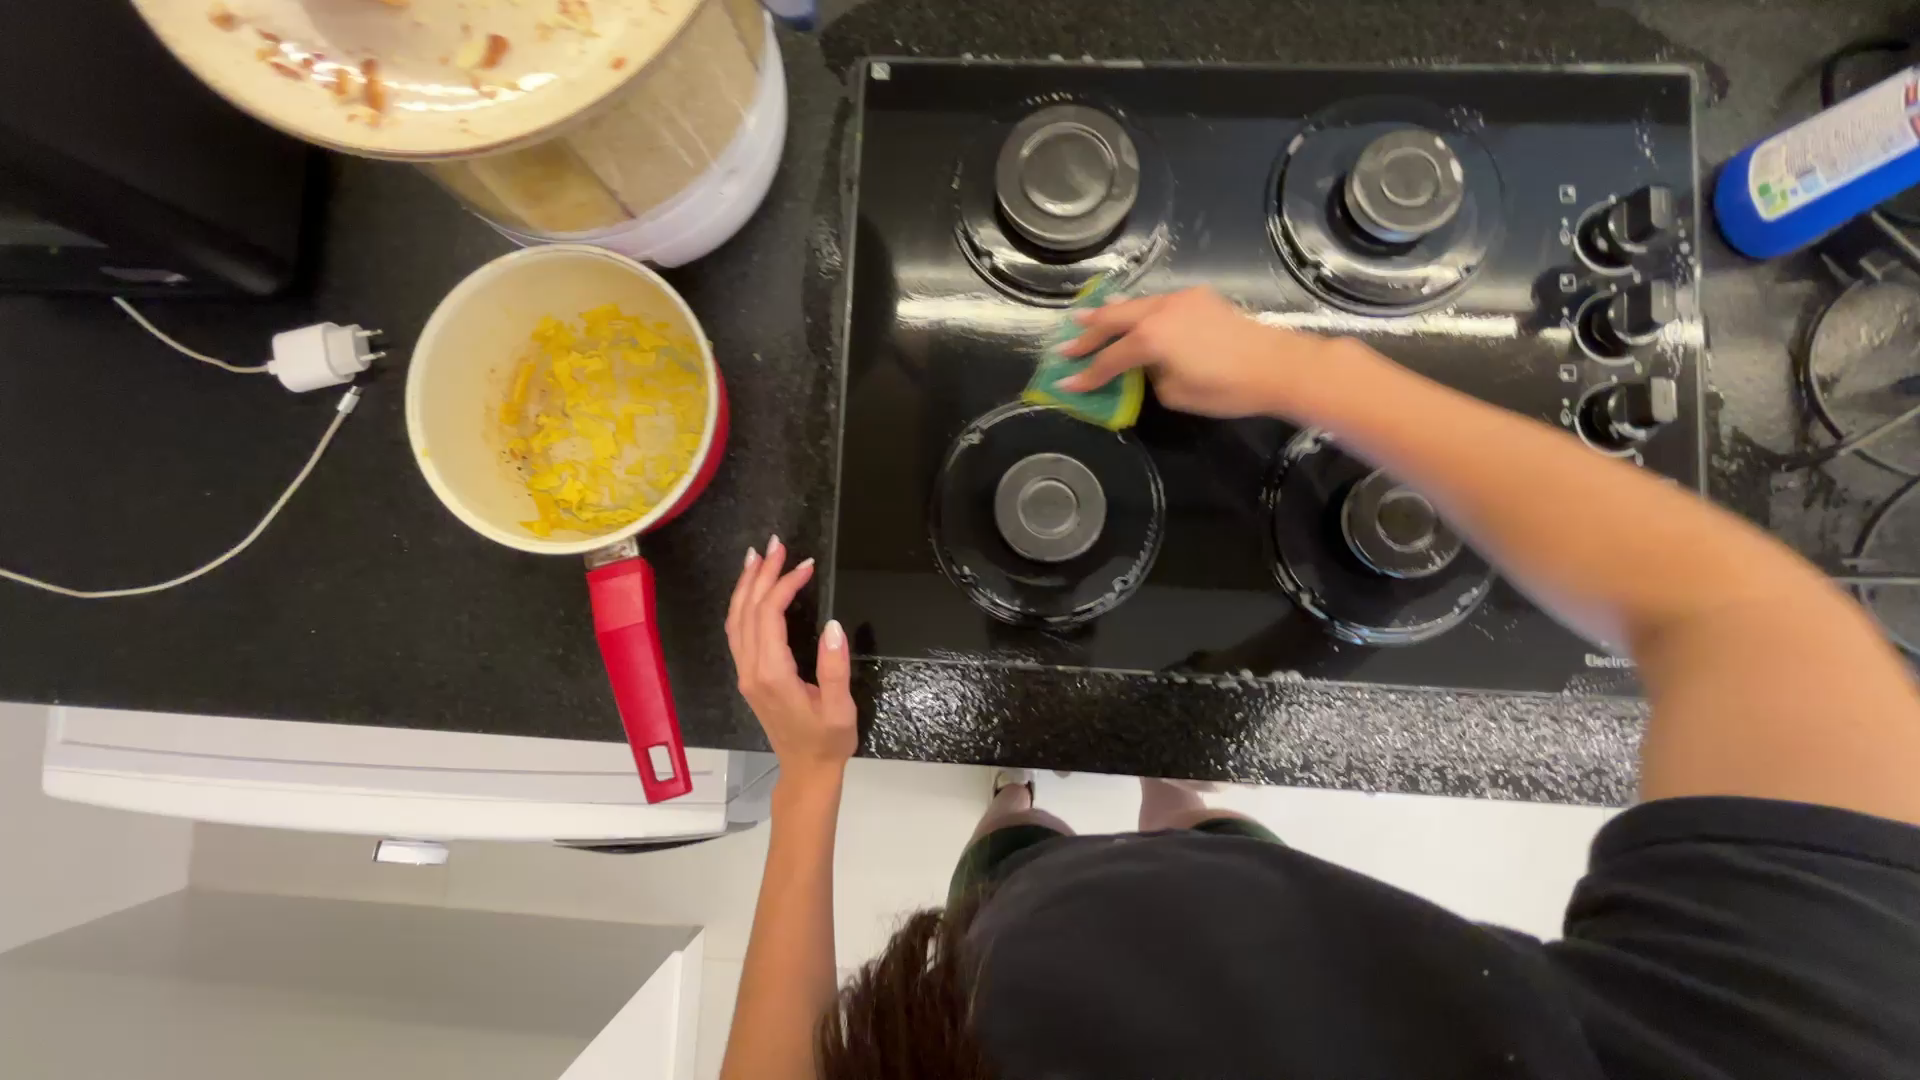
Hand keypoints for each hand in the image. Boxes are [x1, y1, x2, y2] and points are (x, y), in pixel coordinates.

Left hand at [725, 535, 856, 786]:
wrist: (806, 770)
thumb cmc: (827, 740)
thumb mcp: (840, 708)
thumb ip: (835, 667)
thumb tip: (834, 626)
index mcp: (773, 674)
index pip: (770, 616)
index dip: (784, 585)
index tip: (806, 565)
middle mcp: (752, 670)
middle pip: (747, 611)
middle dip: (761, 574)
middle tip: (777, 544)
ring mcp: (746, 673)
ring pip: (737, 620)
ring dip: (746, 585)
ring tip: (759, 557)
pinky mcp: (749, 676)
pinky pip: (738, 632)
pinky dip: (743, 604)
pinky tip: (752, 591)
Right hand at [1054, 287, 1332, 417]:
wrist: (1276, 365)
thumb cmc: (1225, 388)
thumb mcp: (1174, 394)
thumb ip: (1149, 376)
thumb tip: (1142, 367)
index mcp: (1150, 339)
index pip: (1108, 360)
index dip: (1085, 375)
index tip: (1063, 383)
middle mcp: (1158, 312)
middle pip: (1111, 322)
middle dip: (1085, 334)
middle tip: (1064, 344)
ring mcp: (1179, 300)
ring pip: (1133, 305)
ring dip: (1107, 314)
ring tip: (1083, 316)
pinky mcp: (1197, 298)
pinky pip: (1155, 301)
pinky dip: (1135, 308)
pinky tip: (1127, 310)